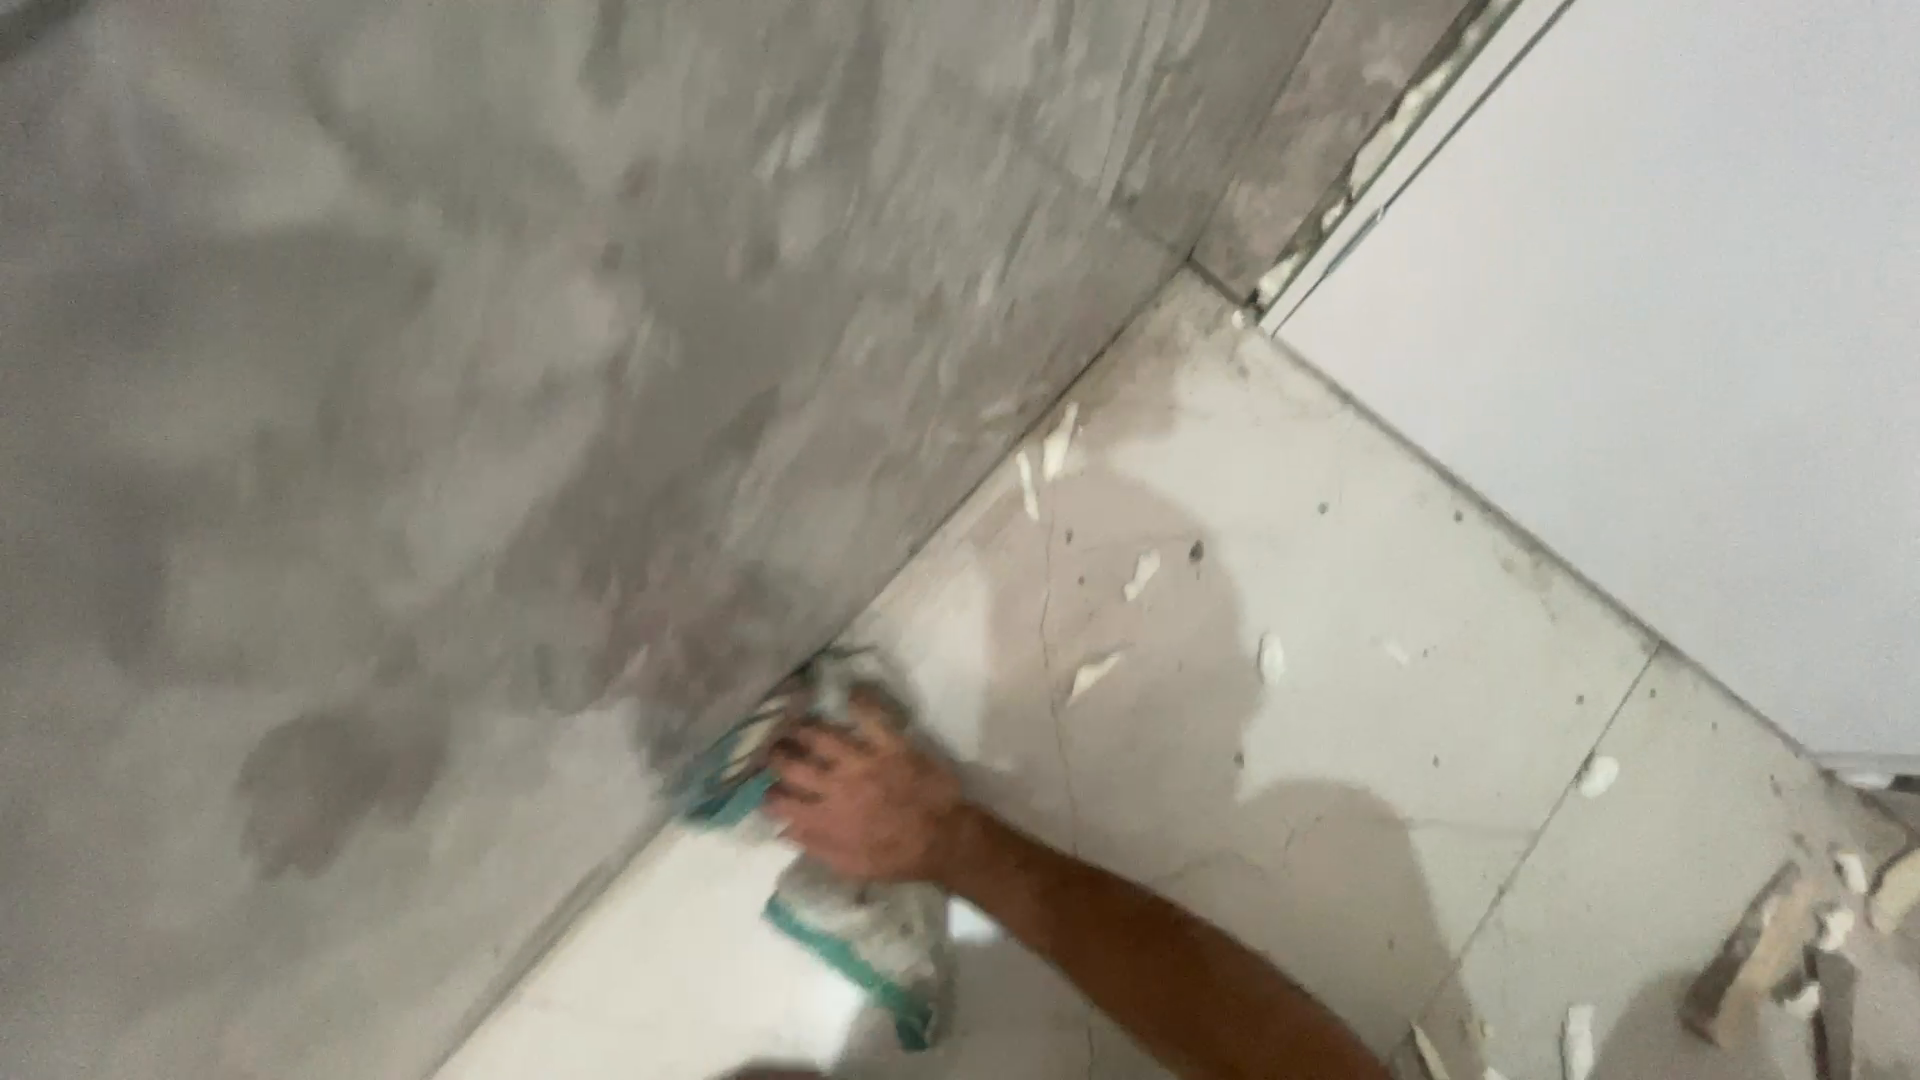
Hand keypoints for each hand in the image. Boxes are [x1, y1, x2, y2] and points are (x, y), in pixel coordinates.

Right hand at [765, 686, 969, 883]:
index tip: (769, 789)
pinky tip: (850, 692)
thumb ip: (814, 846)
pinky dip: (859, 702)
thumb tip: (783, 830)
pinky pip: (871, 717)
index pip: (782, 802)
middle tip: (774, 747)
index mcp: (825, 819)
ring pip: (822, 736)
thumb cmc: (896, 858)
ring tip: (796, 722)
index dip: (769, 794)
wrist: (941, 839)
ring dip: (805, 728)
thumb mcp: (849, 866)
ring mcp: (863, 762)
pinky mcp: (890, 746)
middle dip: (778, 754)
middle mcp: (837, 786)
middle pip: (794, 764)